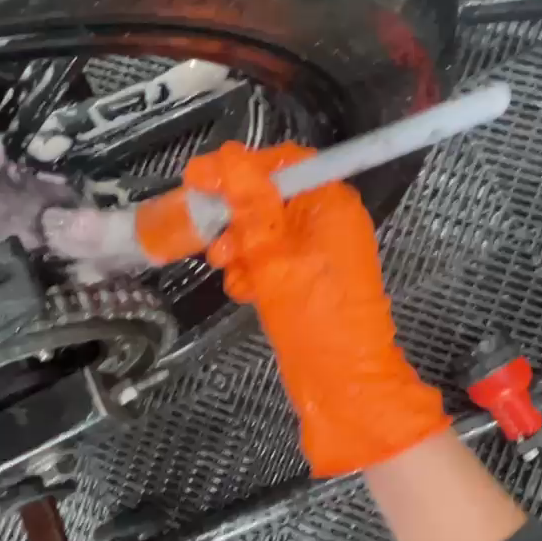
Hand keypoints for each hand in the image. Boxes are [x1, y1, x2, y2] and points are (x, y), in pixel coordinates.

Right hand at [196, 142, 448, 476]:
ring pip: (265, 232)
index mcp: (330, 204)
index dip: (237, 168)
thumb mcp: (274, 255)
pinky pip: (272, 262)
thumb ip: (250, 204)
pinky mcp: (307, 281)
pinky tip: (244, 291)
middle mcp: (327, 221)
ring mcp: (318, 253)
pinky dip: (252, 272)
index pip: (281, 163)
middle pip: (269, 197)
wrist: (344, 384)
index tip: (196, 181)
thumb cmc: (314, 316)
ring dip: (239, 247)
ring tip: (228, 270)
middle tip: (210, 238)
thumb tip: (228, 156)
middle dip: (235, 216)